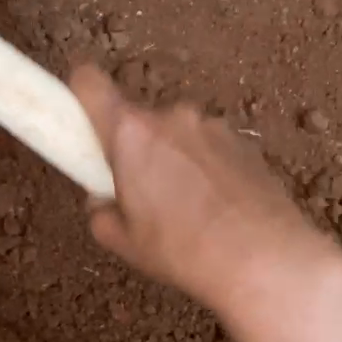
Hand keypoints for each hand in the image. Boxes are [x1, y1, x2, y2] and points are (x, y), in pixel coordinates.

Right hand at [70, 65, 341, 317]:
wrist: (265, 259)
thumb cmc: (183, 250)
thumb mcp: (121, 240)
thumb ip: (99, 211)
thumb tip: (102, 201)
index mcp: (130, 134)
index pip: (89, 83)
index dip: (77, 92)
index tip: (76, 116)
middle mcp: (171, 117)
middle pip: (134, 119)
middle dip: (128, 148)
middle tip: (134, 192)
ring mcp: (212, 126)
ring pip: (172, 134)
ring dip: (167, 159)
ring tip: (180, 209)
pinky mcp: (243, 142)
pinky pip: (206, 147)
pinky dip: (200, 169)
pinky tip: (211, 209)